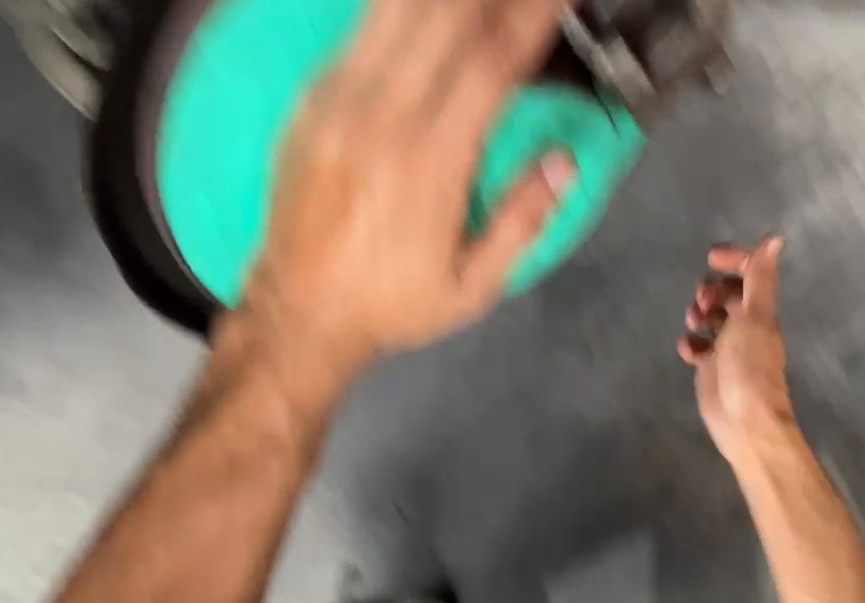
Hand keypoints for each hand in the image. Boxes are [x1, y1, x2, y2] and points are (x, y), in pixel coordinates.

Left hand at [236, 0, 576, 370]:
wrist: (299, 308)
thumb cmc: (393, 305)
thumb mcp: (472, 288)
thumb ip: (520, 223)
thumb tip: (565, 163)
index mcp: (429, 163)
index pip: (489, 63)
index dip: (531, 18)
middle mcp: (380, 112)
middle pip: (445, 14)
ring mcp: (338, 96)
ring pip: (397, 6)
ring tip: (485, 1)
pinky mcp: (313, 94)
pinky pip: (364, 25)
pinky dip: (403, 8)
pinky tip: (434, 12)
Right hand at [680, 236, 794, 459]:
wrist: (745, 420)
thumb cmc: (750, 366)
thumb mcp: (755, 316)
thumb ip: (760, 278)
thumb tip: (776, 236)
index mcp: (761, 310)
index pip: (752, 272)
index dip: (734, 259)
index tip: (711, 257)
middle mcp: (747, 326)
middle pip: (728, 294)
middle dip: (711, 288)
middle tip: (702, 301)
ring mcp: (729, 349)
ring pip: (712, 318)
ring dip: (699, 313)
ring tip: (694, 322)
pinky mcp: (712, 370)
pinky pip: (699, 347)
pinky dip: (691, 344)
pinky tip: (689, 352)